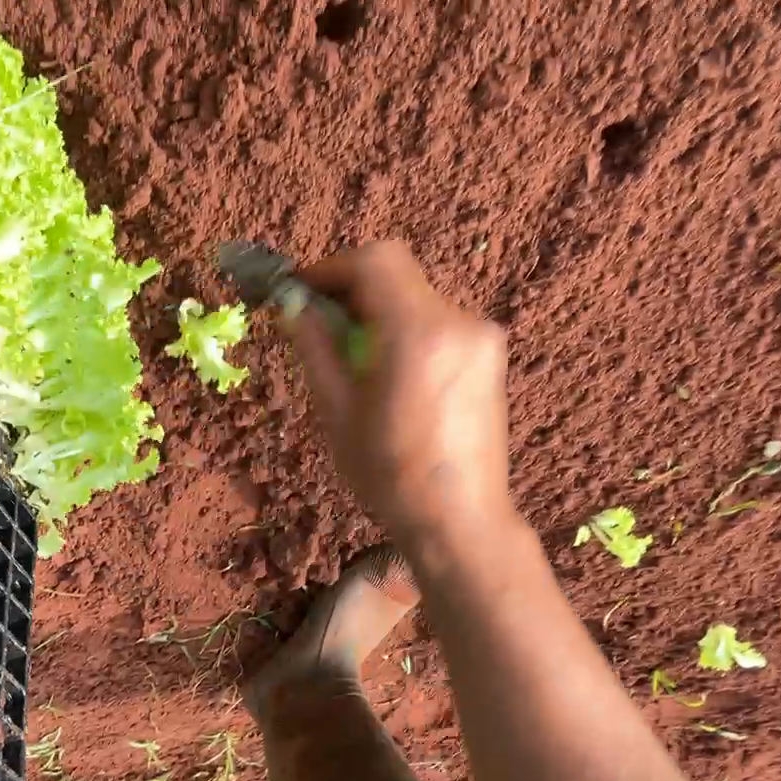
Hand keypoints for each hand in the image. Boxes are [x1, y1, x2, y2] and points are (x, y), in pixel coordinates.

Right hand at [286, 241, 513, 543]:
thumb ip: (316, 350)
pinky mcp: (488, 353)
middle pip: (396, 272)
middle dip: (349, 288)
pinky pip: (434, 320)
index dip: (329, 268)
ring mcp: (480, 336)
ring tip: (347, 356)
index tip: (297, 292)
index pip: (374, 261)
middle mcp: (458, 321)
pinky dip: (401, 328)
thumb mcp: (337, 413)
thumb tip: (292, 309)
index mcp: (418, 335)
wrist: (459, 518)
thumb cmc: (389, 475)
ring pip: (414, 295)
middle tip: (315, 324)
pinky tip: (383, 370)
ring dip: (375, 309)